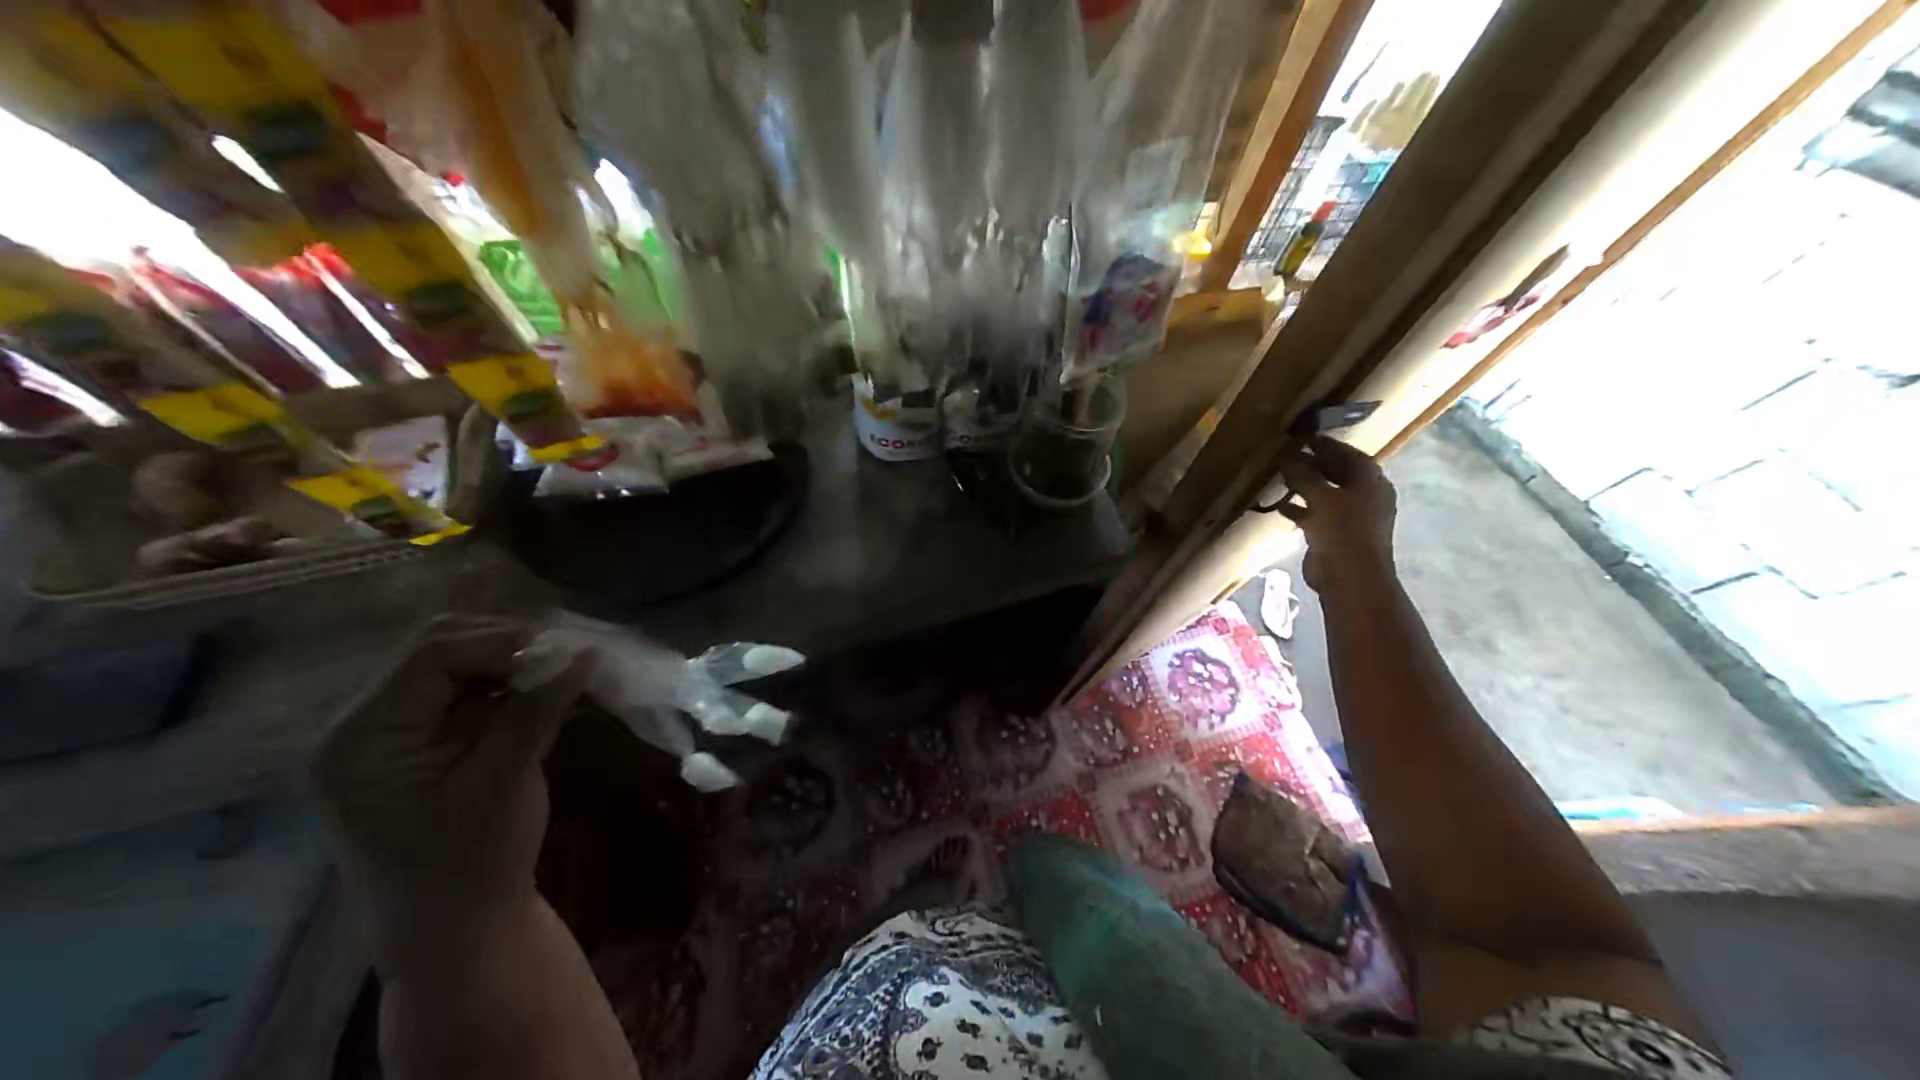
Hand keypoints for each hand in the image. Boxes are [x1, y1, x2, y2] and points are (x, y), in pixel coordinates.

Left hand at [312, 615, 591, 942]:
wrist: (455, 931)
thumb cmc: (472, 868)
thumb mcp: (505, 784)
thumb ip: (537, 712)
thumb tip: (587, 651)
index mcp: (361, 741)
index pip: (431, 656)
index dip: (503, 642)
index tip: (566, 652)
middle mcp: (363, 725)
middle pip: (437, 649)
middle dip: (507, 646)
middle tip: (566, 658)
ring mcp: (391, 731)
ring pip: (455, 662)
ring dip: (511, 662)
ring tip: (560, 673)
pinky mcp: (420, 739)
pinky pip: (465, 689)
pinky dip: (508, 684)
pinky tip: (540, 694)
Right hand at [1275, 435, 1396, 592]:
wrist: (1350, 576)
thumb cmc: (1342, 530)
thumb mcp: (1321, 497)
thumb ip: (1304, 475)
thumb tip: (1288, 457)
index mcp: (1371, 481)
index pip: (1348, 454)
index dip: (1326, 445)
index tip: (1303, 437)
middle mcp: (1365, 495)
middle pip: (1338, 473)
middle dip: (1314, 464)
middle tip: (1288, 455)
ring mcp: (1352, 516)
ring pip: (1326, 493)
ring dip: (1305, 486)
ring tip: (1282, 477)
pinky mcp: (1336, 534)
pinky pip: (1317, 513)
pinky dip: (1301, 508)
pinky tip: (1281, 506)